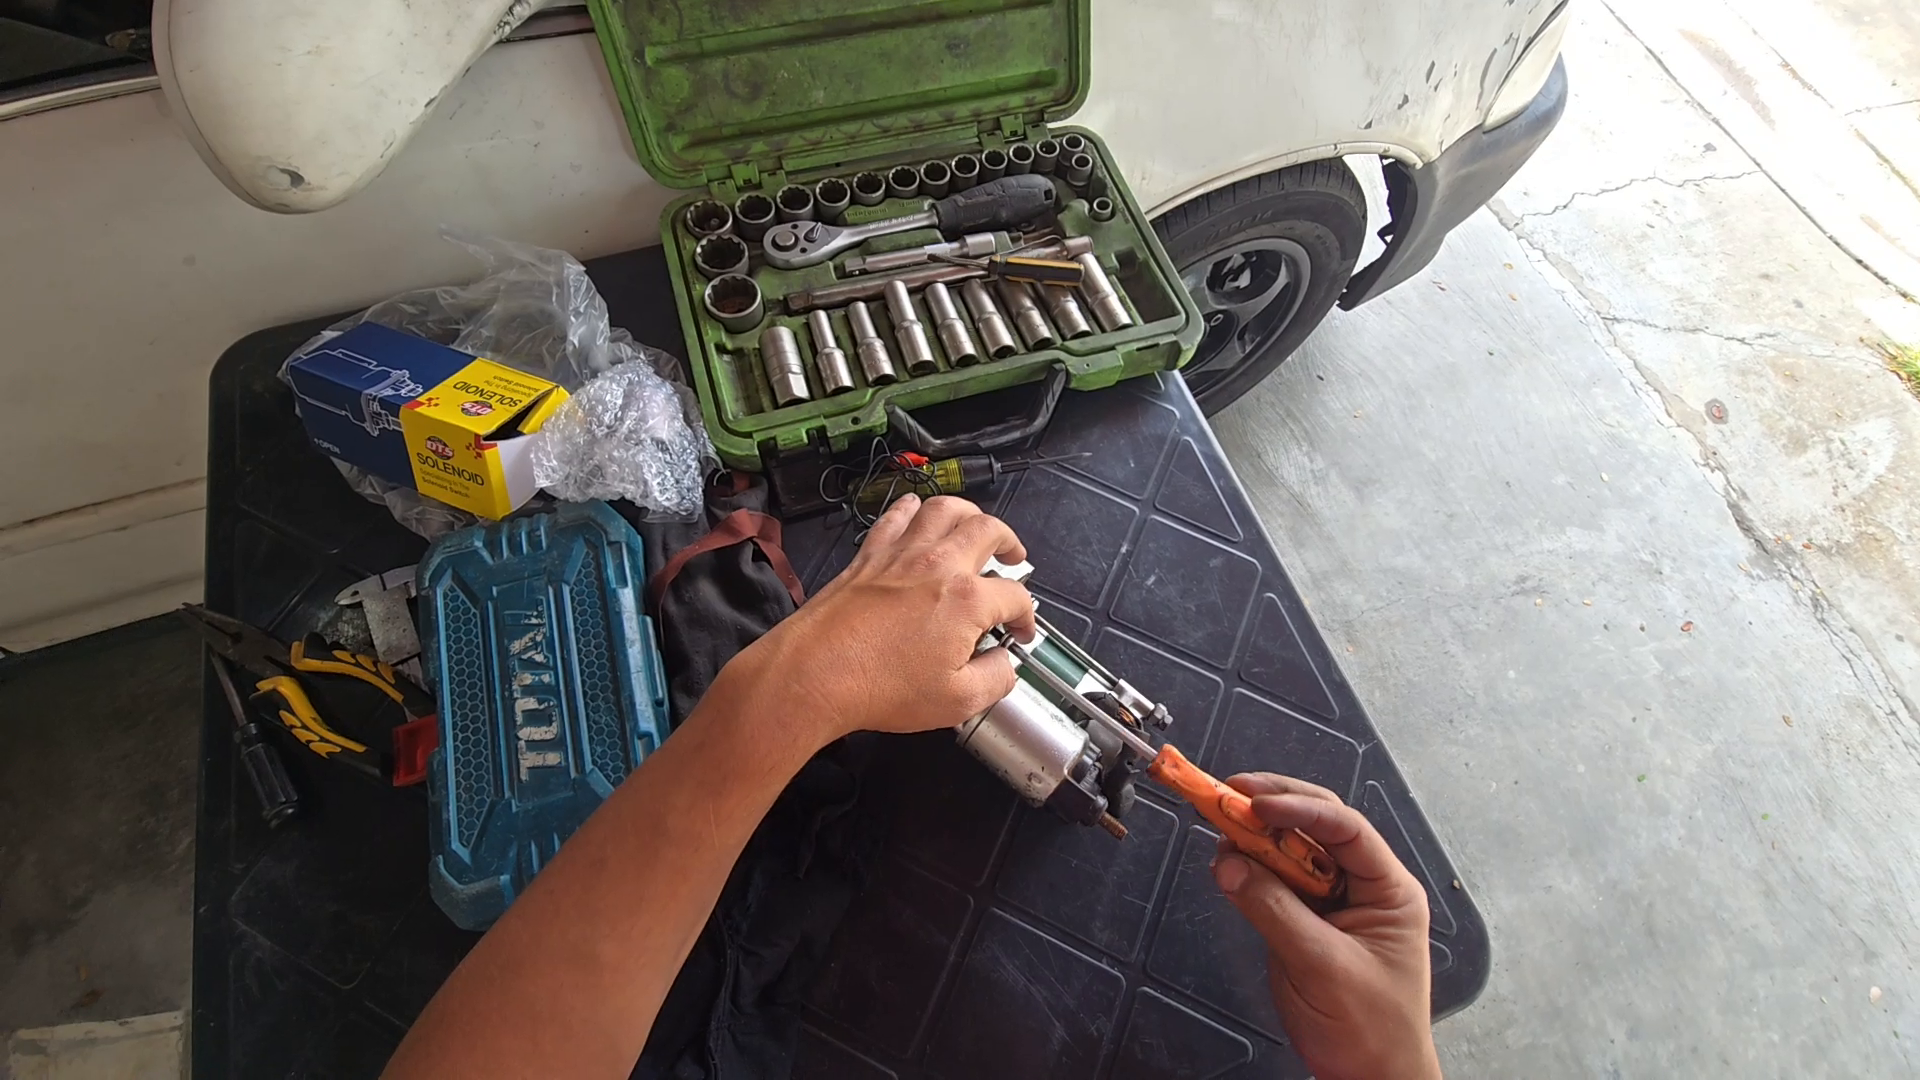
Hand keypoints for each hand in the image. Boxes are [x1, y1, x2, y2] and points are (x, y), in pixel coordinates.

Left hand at [714, 494, 1034, 751]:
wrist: (814, 673)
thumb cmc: (881, 688)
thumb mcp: (956, 701)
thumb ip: (994, 680)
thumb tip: (1005, 664)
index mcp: (967, 601)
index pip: (1015, 597)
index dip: (1026, 616)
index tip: (1019, 632)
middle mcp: (939, 564)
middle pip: (988, 530)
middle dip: (1010, 542)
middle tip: (1014, 557)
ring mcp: (902, 554)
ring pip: (944, 509)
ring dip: (969, 512)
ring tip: (976, 526)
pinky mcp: (870, 554)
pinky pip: (896, 516)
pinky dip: (913, 509)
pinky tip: (918, 514)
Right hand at [1212, 774, 1440, 1079]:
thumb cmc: (1367, 1029)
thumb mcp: (1322, 967)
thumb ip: (1273, 910)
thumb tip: (1226, 863)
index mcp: (1387, 889)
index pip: (1346, 828)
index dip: (1299, 808)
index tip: (1256, 804)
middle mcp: (1360, 882)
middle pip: (1317, 823)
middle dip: (1274, 804)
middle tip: (1231, 791)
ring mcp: (1330, 895)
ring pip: (1291, 844)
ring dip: (1256, 831)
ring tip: (1222, 823)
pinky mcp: (1301, 911)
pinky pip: (1272, 871)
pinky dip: (1247, 859)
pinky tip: (1227, 857)